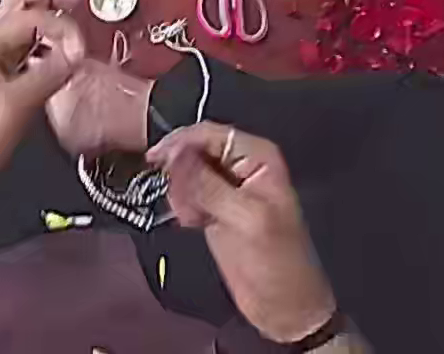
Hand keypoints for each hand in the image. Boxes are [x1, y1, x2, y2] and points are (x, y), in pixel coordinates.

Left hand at [0, 0, 85, 212]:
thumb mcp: (12, 107)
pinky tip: (57, 53)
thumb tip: (76, 53)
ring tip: (70, 17)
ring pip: (22, 31)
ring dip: (46, 21)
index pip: (31, 17)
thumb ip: (49, 74)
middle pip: (19, 8)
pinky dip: (43, 49)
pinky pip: (25, 56)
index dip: (61, 27)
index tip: (82, 49)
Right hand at [149, 123, 337, 343]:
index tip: (157, 158)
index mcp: (257, 156)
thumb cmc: (278, 261)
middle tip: (177, 198)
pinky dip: (184, 204)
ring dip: (182, 191)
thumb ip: (209, 186)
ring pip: (188, 170)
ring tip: (191, 217)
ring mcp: (227, 185)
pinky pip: (189, 192)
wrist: (286, 310)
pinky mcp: (216, 206)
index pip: (212, 133)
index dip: (183, 141)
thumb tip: (176, 154)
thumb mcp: (246, 220)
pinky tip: (192, 222)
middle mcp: (240, 163)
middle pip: (196, 148)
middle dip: (181, 171)